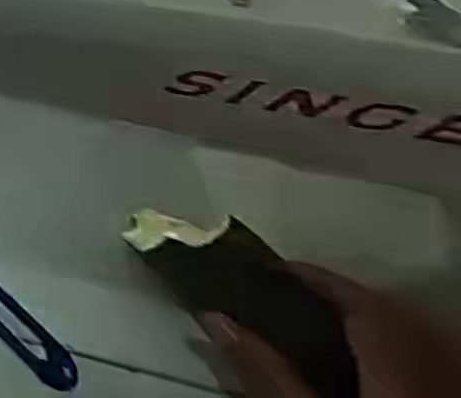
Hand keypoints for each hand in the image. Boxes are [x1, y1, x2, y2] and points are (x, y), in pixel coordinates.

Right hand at [203, 263, 459, 397]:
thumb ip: (266, 370)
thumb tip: (215, 318)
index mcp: (396, 375)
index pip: (365, 306)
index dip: (319, 278)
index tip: (276, 267)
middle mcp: (438, 380)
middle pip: (402, 321)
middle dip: (352, 300)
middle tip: (301, 291)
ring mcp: (451, 394)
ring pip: (428, 344)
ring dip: (380, 325)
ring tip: (334, 321)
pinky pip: (435, 366)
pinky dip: (400, 354)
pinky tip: (371, 365)